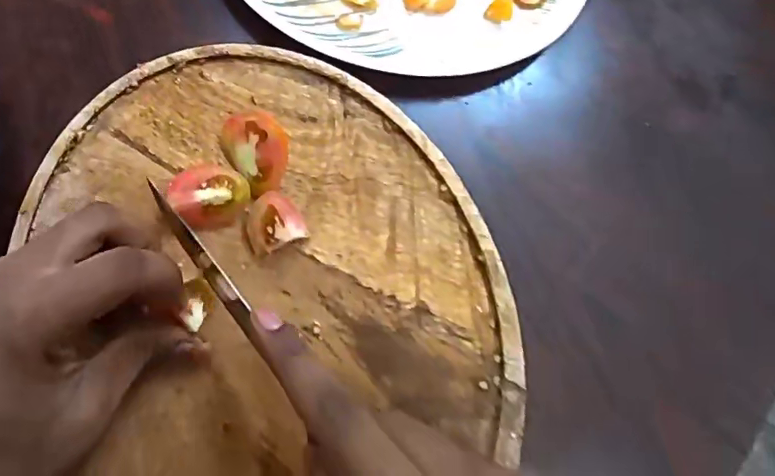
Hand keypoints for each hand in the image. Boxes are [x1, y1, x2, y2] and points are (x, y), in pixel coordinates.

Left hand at [0, 202, 195, 475]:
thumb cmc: (12, 450)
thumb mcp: (83, 413)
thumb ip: (138, 358)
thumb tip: (193, 336)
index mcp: (37, 307)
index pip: (120, 264)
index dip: (164, 278)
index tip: (183, 308)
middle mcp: (20, 267)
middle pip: (99, 217)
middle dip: (142, 241)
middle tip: (161, 286)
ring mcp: (8, 262)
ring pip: (80, 221)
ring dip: (119, 243)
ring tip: (138, 291)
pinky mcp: (4, 269)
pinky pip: (61, 239)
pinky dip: (94, 252)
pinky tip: (105, 293)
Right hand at [250, 307, 515, 474]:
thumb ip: (334, 473)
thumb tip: (310, 443)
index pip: (344, 419)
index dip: (299, 368)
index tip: (265, 315)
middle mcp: (457, 470)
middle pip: (379, 419)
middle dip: (346, 433)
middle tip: (328, 468)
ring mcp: (493, 471)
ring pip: (415, 430)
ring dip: (387, 449)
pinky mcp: (510, 472)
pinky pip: (450, 450)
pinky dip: (426, 463)